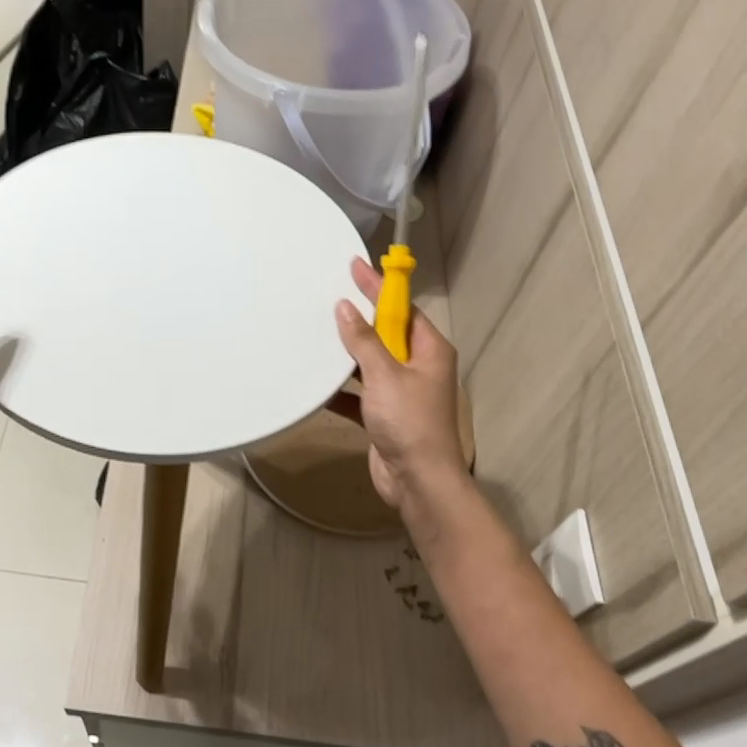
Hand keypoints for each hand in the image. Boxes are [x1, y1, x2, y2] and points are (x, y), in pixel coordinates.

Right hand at [334, 257, 469, 521]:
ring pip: (371, 364)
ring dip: (348, 354)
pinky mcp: (385, 416)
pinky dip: (341, 390)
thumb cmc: (409, 422)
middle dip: (360, 318)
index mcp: (429, 350)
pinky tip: (317, 384)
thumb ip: (364, 342)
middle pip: (386, 334)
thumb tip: (345, 308)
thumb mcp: (385, 375)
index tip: (355, 266)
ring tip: (317, 334)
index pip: (402, 309)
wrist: (418, 480)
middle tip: (330, 295)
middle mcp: (419, 367)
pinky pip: (359, 394)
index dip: (379, 288)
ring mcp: (402, 393)